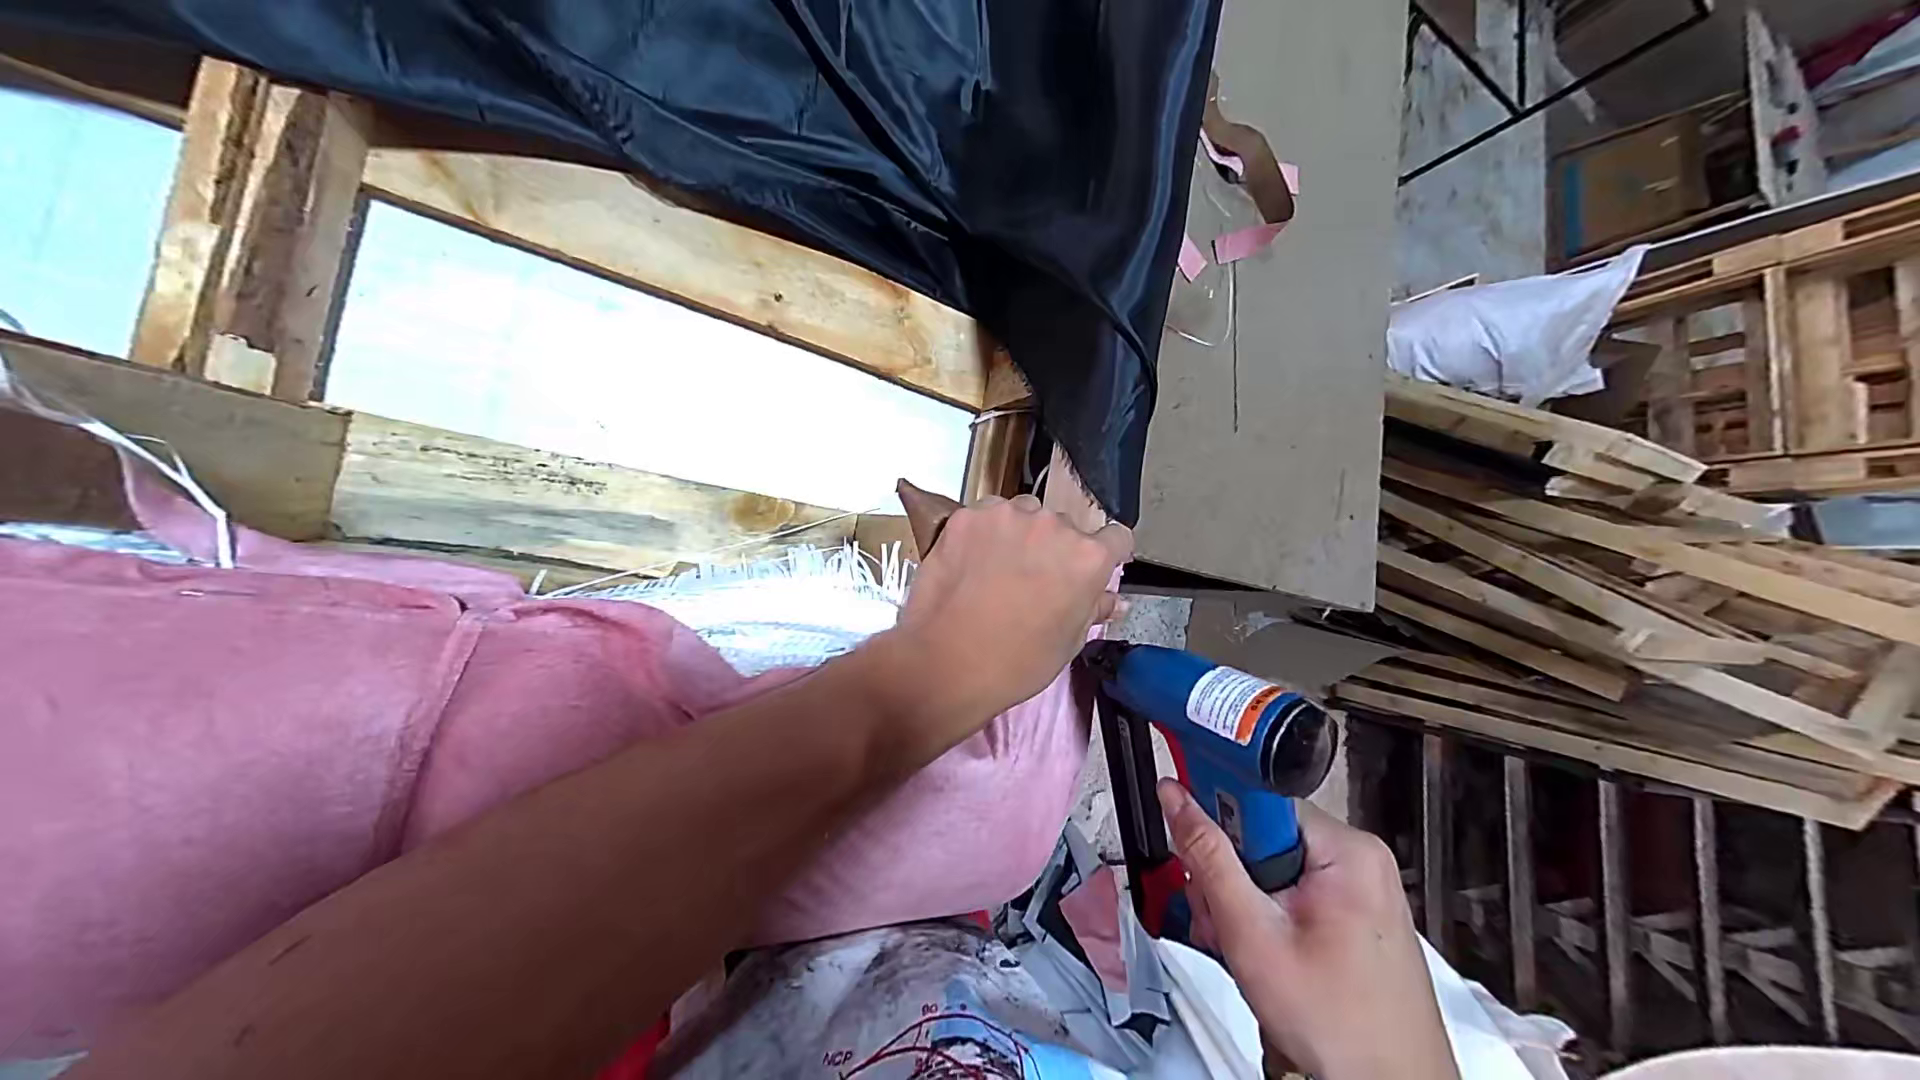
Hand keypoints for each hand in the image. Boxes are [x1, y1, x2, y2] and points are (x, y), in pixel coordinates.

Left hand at [868, 493, 1130, 759]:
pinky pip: (984, 515)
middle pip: (1063, 525)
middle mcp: (1053, 526)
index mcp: (1088, 558)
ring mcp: (1008, 516)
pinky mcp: (968, 516)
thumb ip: (1092, 609)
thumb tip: (1110, 600)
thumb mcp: (1068, 643)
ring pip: (1022, 513)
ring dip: (1017, 533)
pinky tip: (970, 564)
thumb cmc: (1014, 663)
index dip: (1104, 553)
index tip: (1087, 567)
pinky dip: (981, 533)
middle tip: (1031, 579)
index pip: (1115, 537)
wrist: (947, 663)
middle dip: (1052, 547)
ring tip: (996, 570)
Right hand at [1158, 780, 1458, 1079]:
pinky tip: (1259, 945)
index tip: (1192, 838)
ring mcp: (1357, 884)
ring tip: (1239, 941)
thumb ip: (1207, 856)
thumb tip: (1175, 796)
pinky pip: (1288, 884)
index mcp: (1346, 850)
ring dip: (1239, 898)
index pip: (1256, 799)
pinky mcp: (1350, 907)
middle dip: (1225, 874)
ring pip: (1268, 861)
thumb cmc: (1340, 1028)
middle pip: (1258, 832)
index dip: (1217, 820)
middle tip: (1218, 916)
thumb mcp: (1252, 933)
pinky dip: (1263, 910)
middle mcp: (1357, 858)